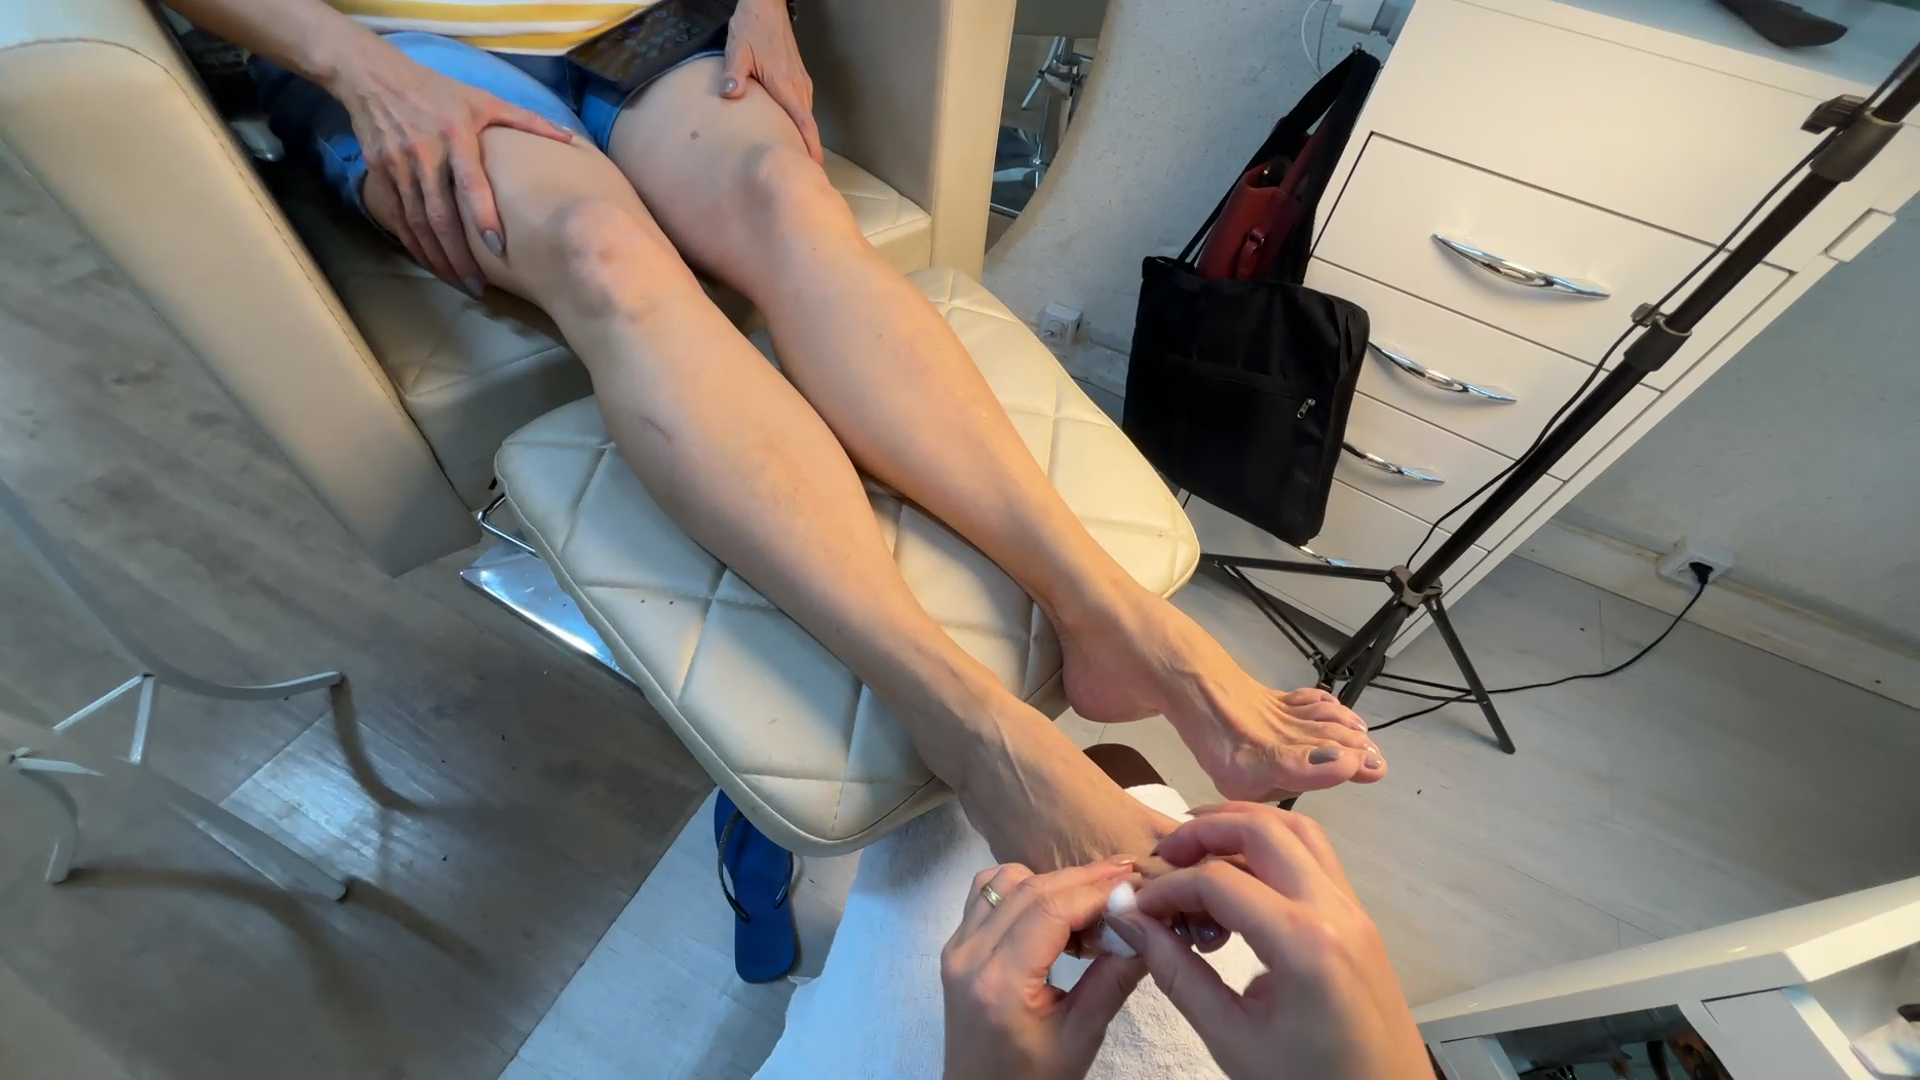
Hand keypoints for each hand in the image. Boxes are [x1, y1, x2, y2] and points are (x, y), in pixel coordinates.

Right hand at [332, 46, 575, 294]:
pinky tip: (429, 263)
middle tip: (478, 286)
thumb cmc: (437, 90)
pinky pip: (397, 215)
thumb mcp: (482, 99)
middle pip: (440, 215)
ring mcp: (398, 164)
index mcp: (454, 137)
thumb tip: (569, 138)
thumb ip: (525, 120)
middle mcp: (424, 154)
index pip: (470, 183)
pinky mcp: (379, 171)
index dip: (482, 216)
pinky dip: (412, 242)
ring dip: (437, 256)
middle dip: (458, 255)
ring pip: (417, 221)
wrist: (369, 72)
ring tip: (459, 283)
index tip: (497, 247)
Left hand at [722, 0, 823, 161]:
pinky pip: (803, 108)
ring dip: (805, 138)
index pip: (805, 124)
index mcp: (786, 86)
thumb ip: (734, 73)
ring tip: (798, 158)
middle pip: (809, 127)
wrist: (767, 5)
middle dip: (808, 150)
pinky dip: (801, 124)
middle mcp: (799, 88)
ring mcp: (802, 84)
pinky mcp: (800, 80)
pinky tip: (792, 132)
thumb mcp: (737, 48)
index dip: (811, 148)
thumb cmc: (752, 26)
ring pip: (806, 118)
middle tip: (802, 174)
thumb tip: (730, 94)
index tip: (814, 169)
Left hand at [942, 859, 1145, 1079]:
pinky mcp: (955, 942)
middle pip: (1030, 889)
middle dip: (1081, 879)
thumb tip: (1146, 931)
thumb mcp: (1080, 1039)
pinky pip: (986, 891)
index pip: (1049, 911)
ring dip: (1051, 880)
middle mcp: (969, 952)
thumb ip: (1112, 981)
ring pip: (1005, 880)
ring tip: (1089, 903)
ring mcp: (957, 943)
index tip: (1131, 887)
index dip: (1093, 892)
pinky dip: (1020, 885)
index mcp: (999, 981)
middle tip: (1123, 876)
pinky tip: (1049, 905)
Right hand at [1106, 804, 1428, 1079]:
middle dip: (1203, 830)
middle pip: (1260, 830)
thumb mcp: (1231, 1038)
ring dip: (1241, 824)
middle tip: (1165, 855)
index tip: (1137, 906)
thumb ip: (1174, 969)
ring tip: (1199, 844)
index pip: (1217, 880)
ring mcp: (1354, 910)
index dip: (1167, 886)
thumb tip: (1125, 917)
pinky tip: (1239, 873)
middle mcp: (1334, 909)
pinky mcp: (1359, 919)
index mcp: (1305, 943)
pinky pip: (1313, 854)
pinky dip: (1270, 842)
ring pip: (1295, 829)